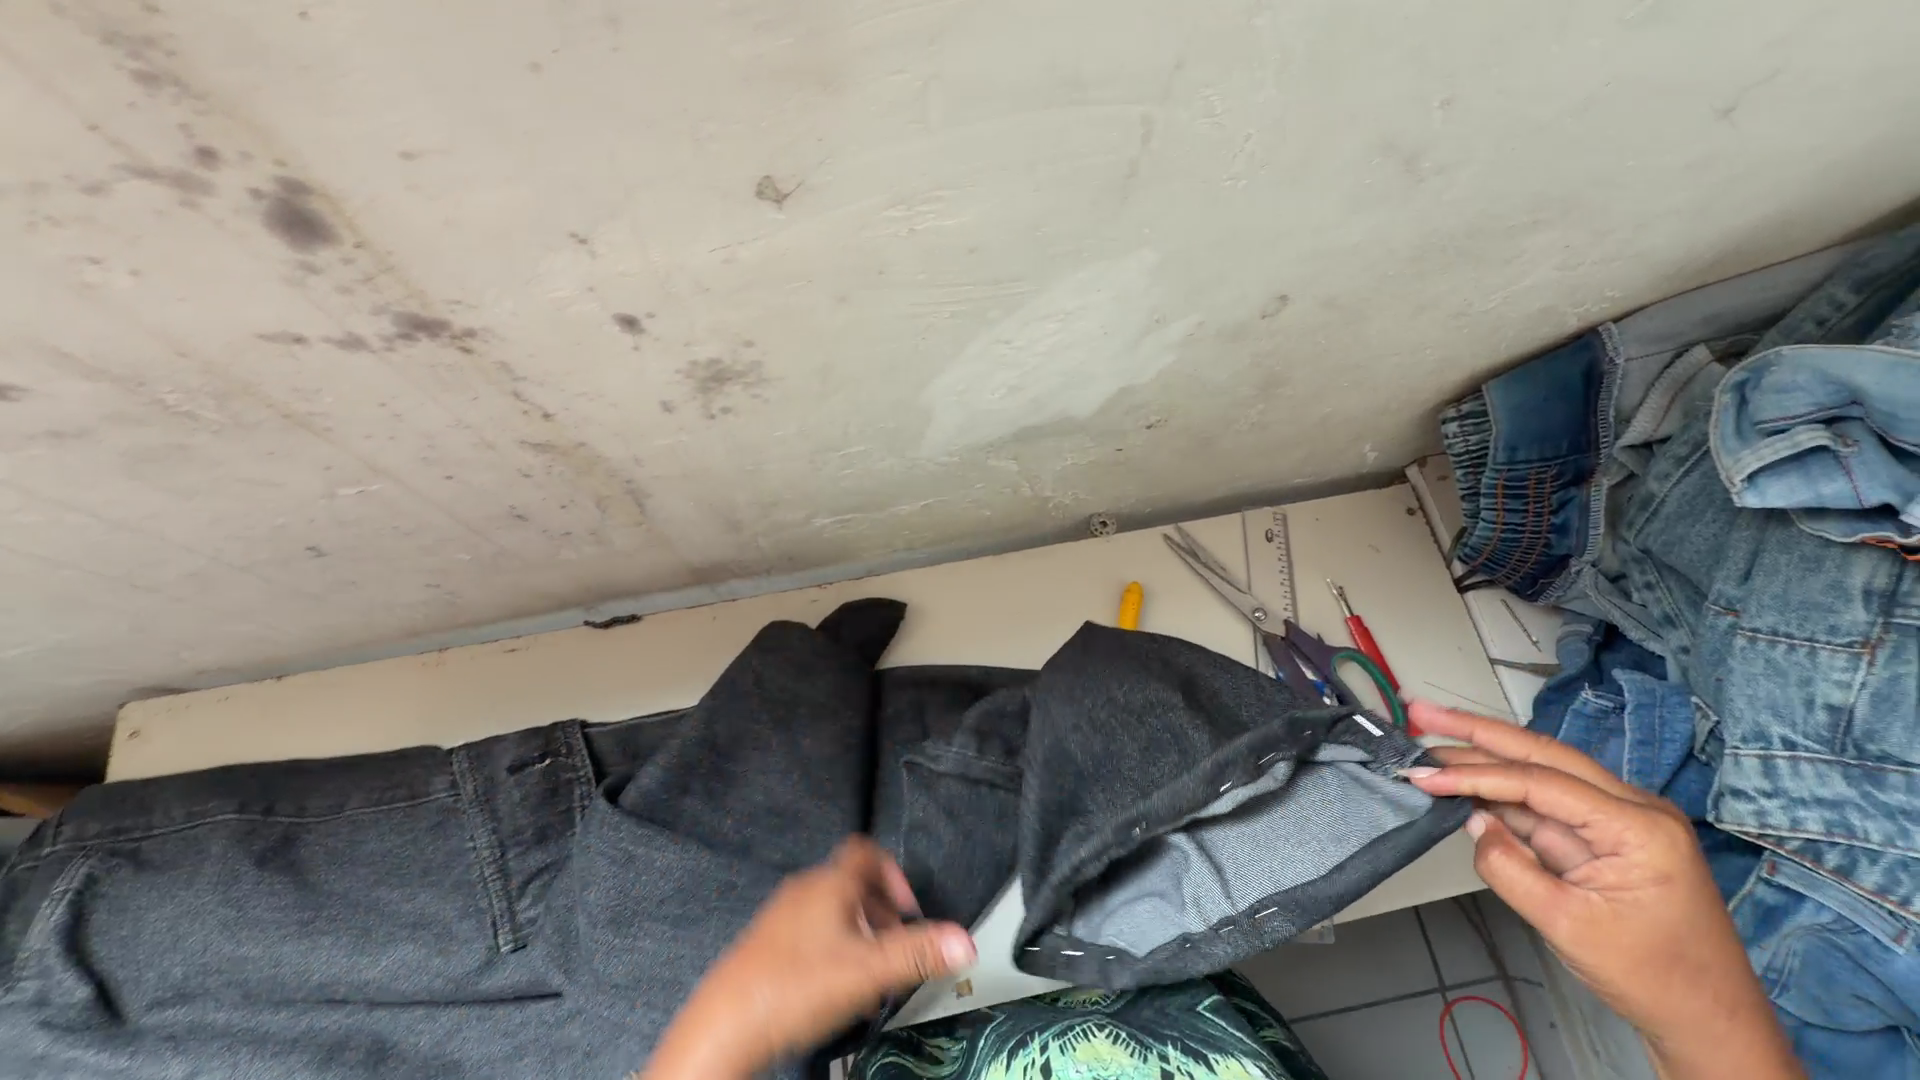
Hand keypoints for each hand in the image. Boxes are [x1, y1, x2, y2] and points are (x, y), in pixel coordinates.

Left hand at [640, 837, 976, 1079]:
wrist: (724, 1027)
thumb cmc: (794, 988)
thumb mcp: (869, 971)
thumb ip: (918, 954)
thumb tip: (962, 941)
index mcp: (829, 884)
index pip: (867, 852)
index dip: (894, 873)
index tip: (908, 907)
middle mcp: (803, 891)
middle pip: (852, 883)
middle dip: (881, 911)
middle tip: (896, 944)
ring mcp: (780, 917)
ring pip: (831, 910)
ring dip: (857, 932)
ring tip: (869, 970)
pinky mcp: (765, 946)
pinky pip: (809, 932)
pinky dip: (831, 948)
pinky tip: (833, 986)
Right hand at [1401, 702, 1800, 1079]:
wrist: (1710, 1022)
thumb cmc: (1651, 978)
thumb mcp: (1566, 924)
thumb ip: (1509, 867)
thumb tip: (1473, 822)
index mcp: (1638, 825)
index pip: (1539, 782)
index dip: (1474, 774)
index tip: (1423, 775)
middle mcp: (1633, 807)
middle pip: (1540, 754)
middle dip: (1475, 730)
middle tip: (1420, 711)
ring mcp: (1619, 819)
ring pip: (1540, 772)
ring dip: (1483, 757)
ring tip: (1429, 740)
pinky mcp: (1602, 835)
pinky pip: (1544, 803)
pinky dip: (1500, 790)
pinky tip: (1463, 780)